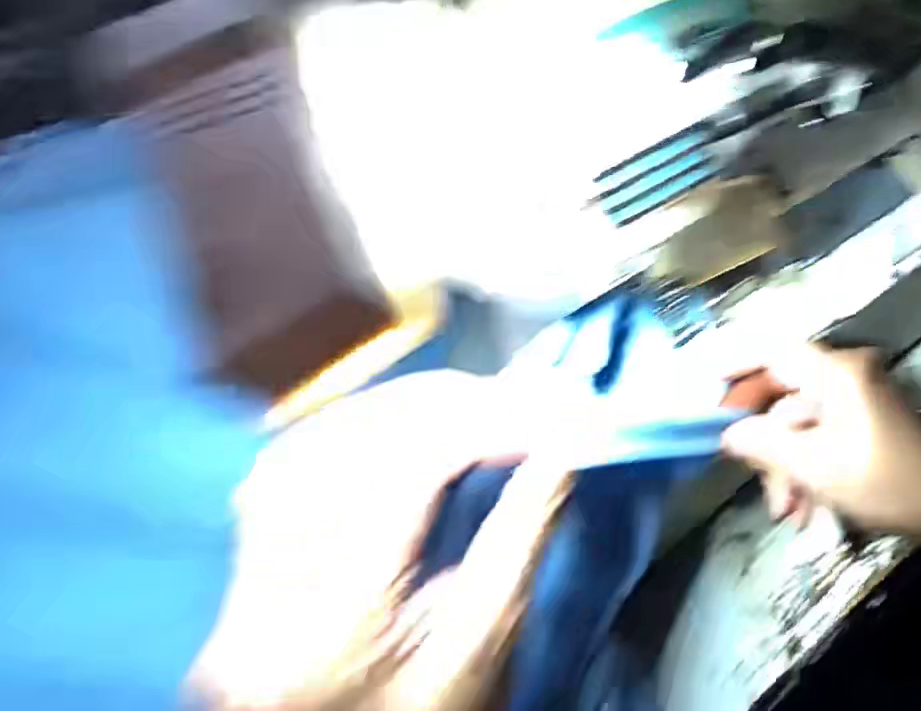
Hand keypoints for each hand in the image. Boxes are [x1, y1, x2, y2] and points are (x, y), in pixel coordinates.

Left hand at [187, 371, 574, 710]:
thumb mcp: (493, 636)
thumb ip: (525, 531)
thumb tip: (569, 440)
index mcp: (329, 629)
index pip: (407, 476)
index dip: (491, 423)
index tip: (559, 410)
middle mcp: (259, 603)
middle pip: (350, 448)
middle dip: (451, 403)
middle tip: (526, 395)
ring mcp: (239, 591)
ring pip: (310, 449)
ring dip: (403, 408)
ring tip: (478, 400)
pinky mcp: (246, 580)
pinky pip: (291, 472)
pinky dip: (362, 430)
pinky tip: (412, 425)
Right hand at [721, 343, 920, 536]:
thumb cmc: (884, 478)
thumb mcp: (816, 465)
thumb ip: (766, 444)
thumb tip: (728, 431)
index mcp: (837, 371)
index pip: (774, 351)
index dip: (736, 366)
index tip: (704, 391)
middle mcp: (845, 375)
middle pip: (783, 395)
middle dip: (766, 444)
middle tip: (750, 479)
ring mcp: (855, 398)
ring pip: (800, 425)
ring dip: (787, 468)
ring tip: (789, 513)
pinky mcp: (861, 422)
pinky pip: (820, 437)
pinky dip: (809, 470)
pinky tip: (808, 511)